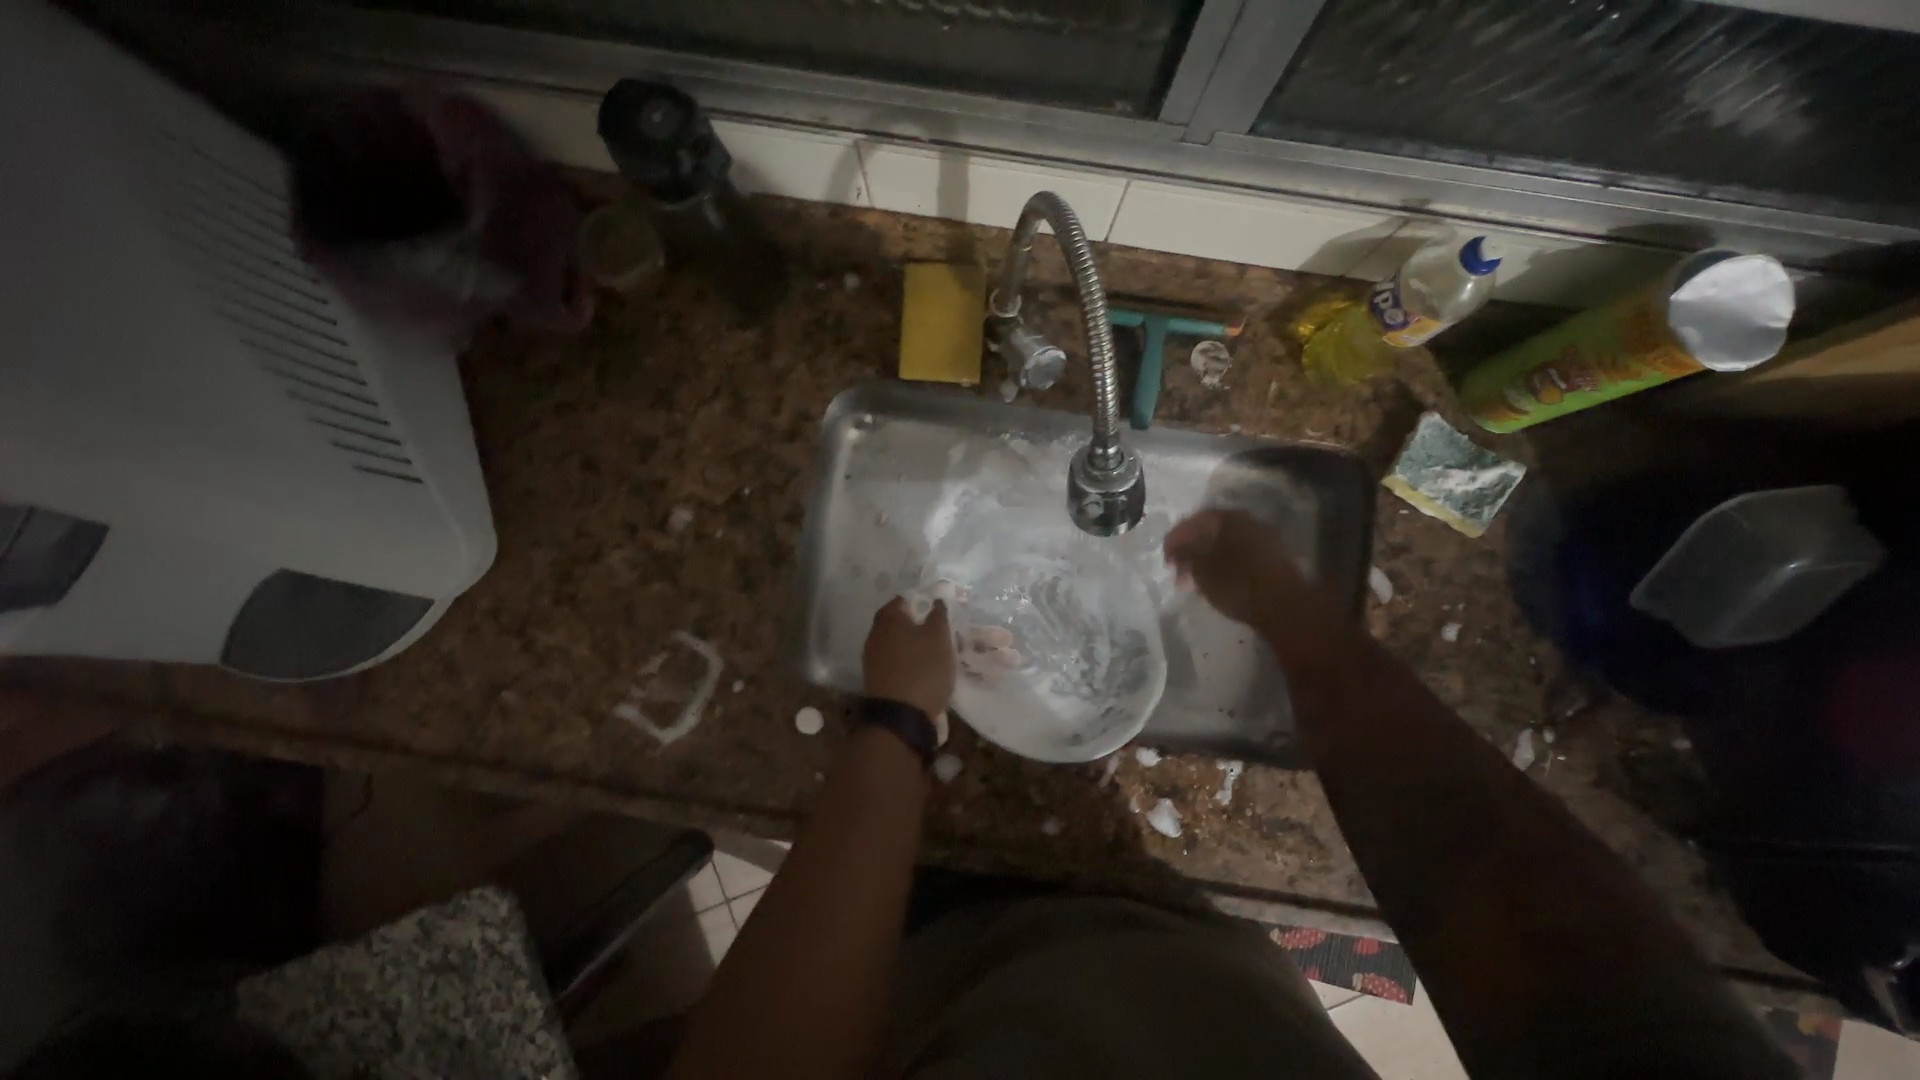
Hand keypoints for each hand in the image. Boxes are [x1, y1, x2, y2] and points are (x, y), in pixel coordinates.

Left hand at [862, 597, 956, 720]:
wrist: (900, 717)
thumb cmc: (923, 669)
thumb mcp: (939, 637)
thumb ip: (938, 614)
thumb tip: (936, 600)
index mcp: (888, 618)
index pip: (905, 599)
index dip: (924, 602)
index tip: (941, 611)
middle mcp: (875, 634)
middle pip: (899, 623)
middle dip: (919, 625)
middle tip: (941, 633)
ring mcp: (872, 658)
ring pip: (897, 644)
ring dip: (914, 646)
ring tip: (935, 654)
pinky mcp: (876, 679)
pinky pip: (895, 662)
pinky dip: (908, 663)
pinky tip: (923, 671)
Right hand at [1164, 509, 1309, 628]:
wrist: (1282, 606)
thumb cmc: (1236, 583)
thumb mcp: (1202, 569)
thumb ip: (1185, 553)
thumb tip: (1178, 547)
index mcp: (1229, 518)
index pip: (1193, 522)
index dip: (1175, 539)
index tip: (1166, 560)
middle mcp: (1248, 522)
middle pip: (1210, 532)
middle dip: (1191, 551)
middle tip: (1178, 572)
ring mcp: (1263, 539)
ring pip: (1225, 545)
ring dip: (1206, 560)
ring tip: (1194, 582)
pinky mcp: (1272, 559)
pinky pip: (1239, 556)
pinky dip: (1223, 566)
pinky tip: (1215, 582)